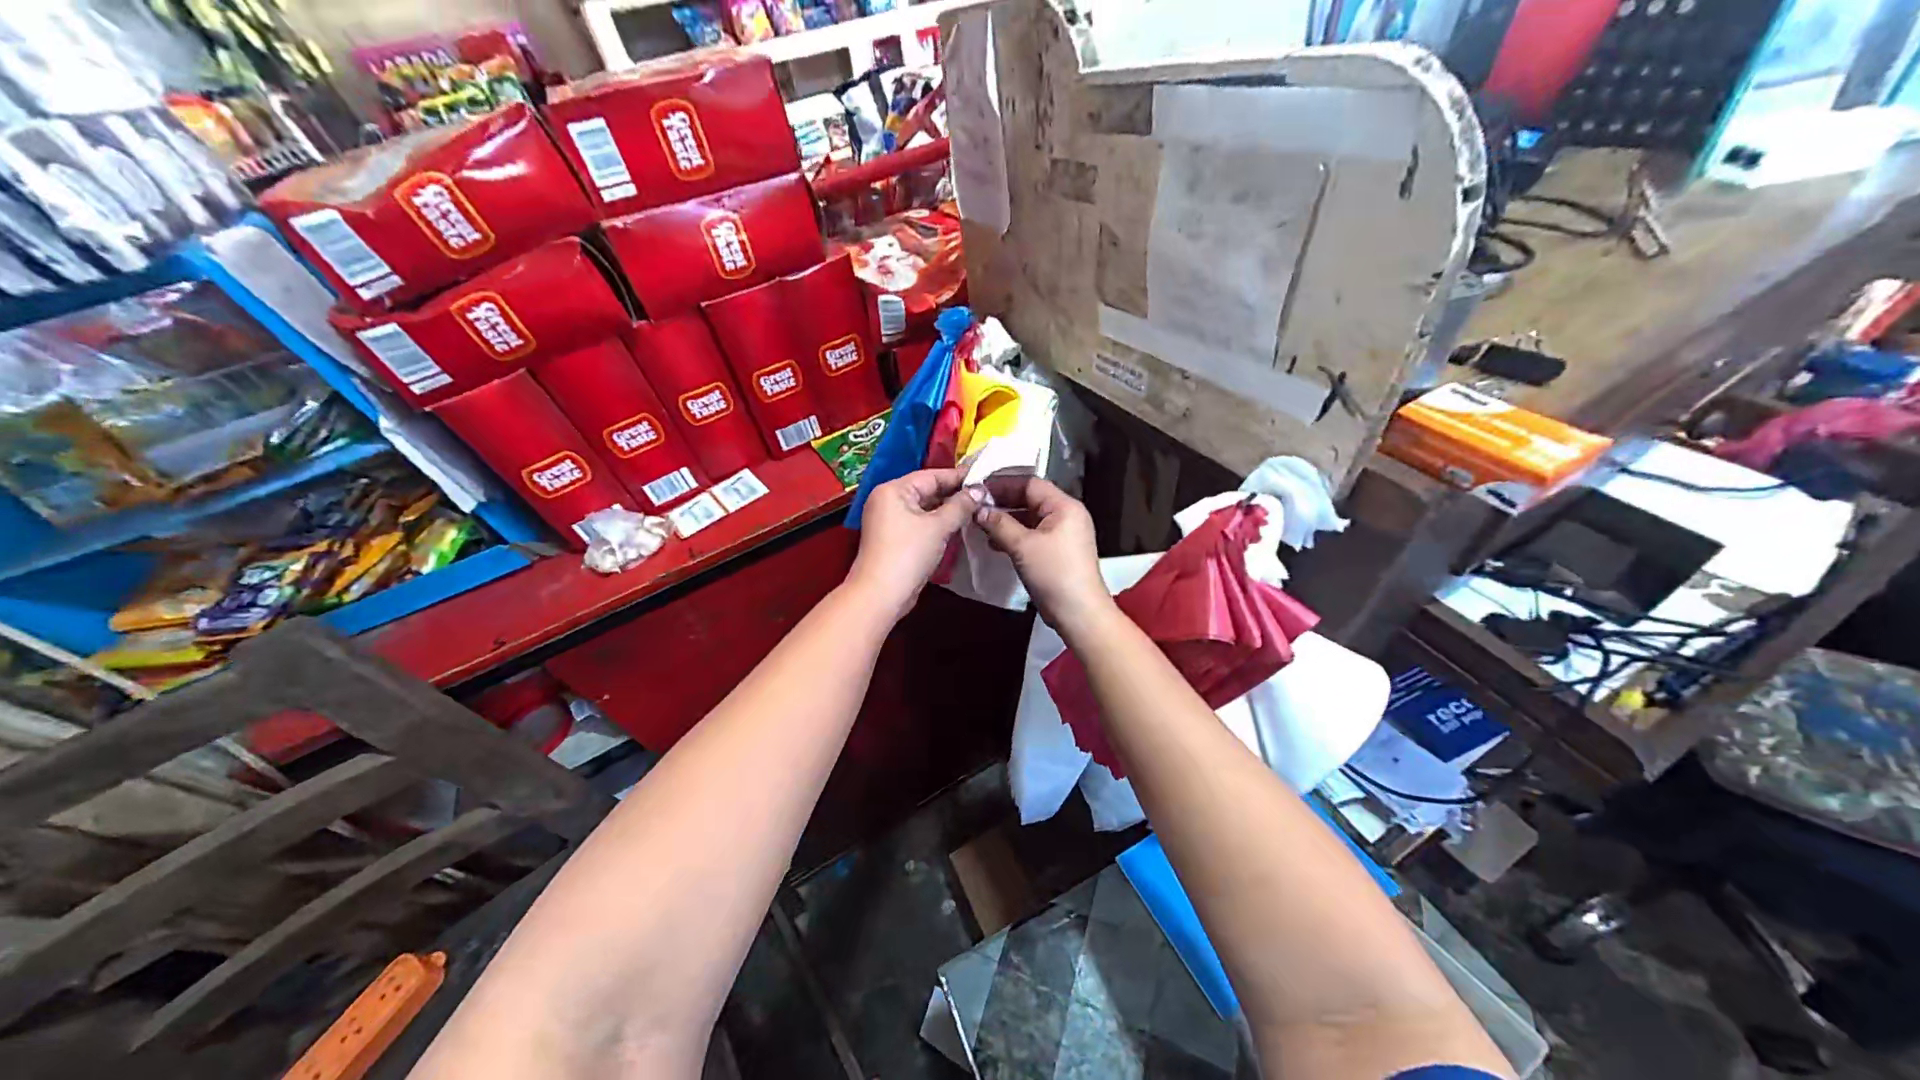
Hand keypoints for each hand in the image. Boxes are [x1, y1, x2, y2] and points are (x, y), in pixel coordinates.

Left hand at [847, 468, 979, 621]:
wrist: (882, 594)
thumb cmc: (908, 554)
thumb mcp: (938, 526)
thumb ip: (960, 506)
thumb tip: (979, 490)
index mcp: (893, 489)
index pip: (931, 476)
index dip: (958, 477)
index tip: (984, 478)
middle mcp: (888, 500)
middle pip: (927, 490)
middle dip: (955, 494)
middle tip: (984, 496)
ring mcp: (889, 520)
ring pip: (925, 508)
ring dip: (948, 510)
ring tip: (977, 509)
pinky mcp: (895, 538)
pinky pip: (920, 523)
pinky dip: (938, 523)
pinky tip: (959, 525)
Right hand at [973, 475, 1115, 635]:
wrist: (1079, 613)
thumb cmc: (1054, 573)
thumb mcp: (1023, 546)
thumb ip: (999, 524)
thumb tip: (978, 510)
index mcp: (1064, 506)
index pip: (1030, 483)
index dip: (1003, 484)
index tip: (978, 490)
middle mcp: (1066, 515)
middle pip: (1030, 499)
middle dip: (1003, 502)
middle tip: (975, 507)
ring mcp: (1063, 534)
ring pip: (1030, 518)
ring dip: (1006, 520)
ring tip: (981, 526)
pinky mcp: (1058, 551)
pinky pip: (1033, 534)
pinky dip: (1014, 536)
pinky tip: (995, 543)